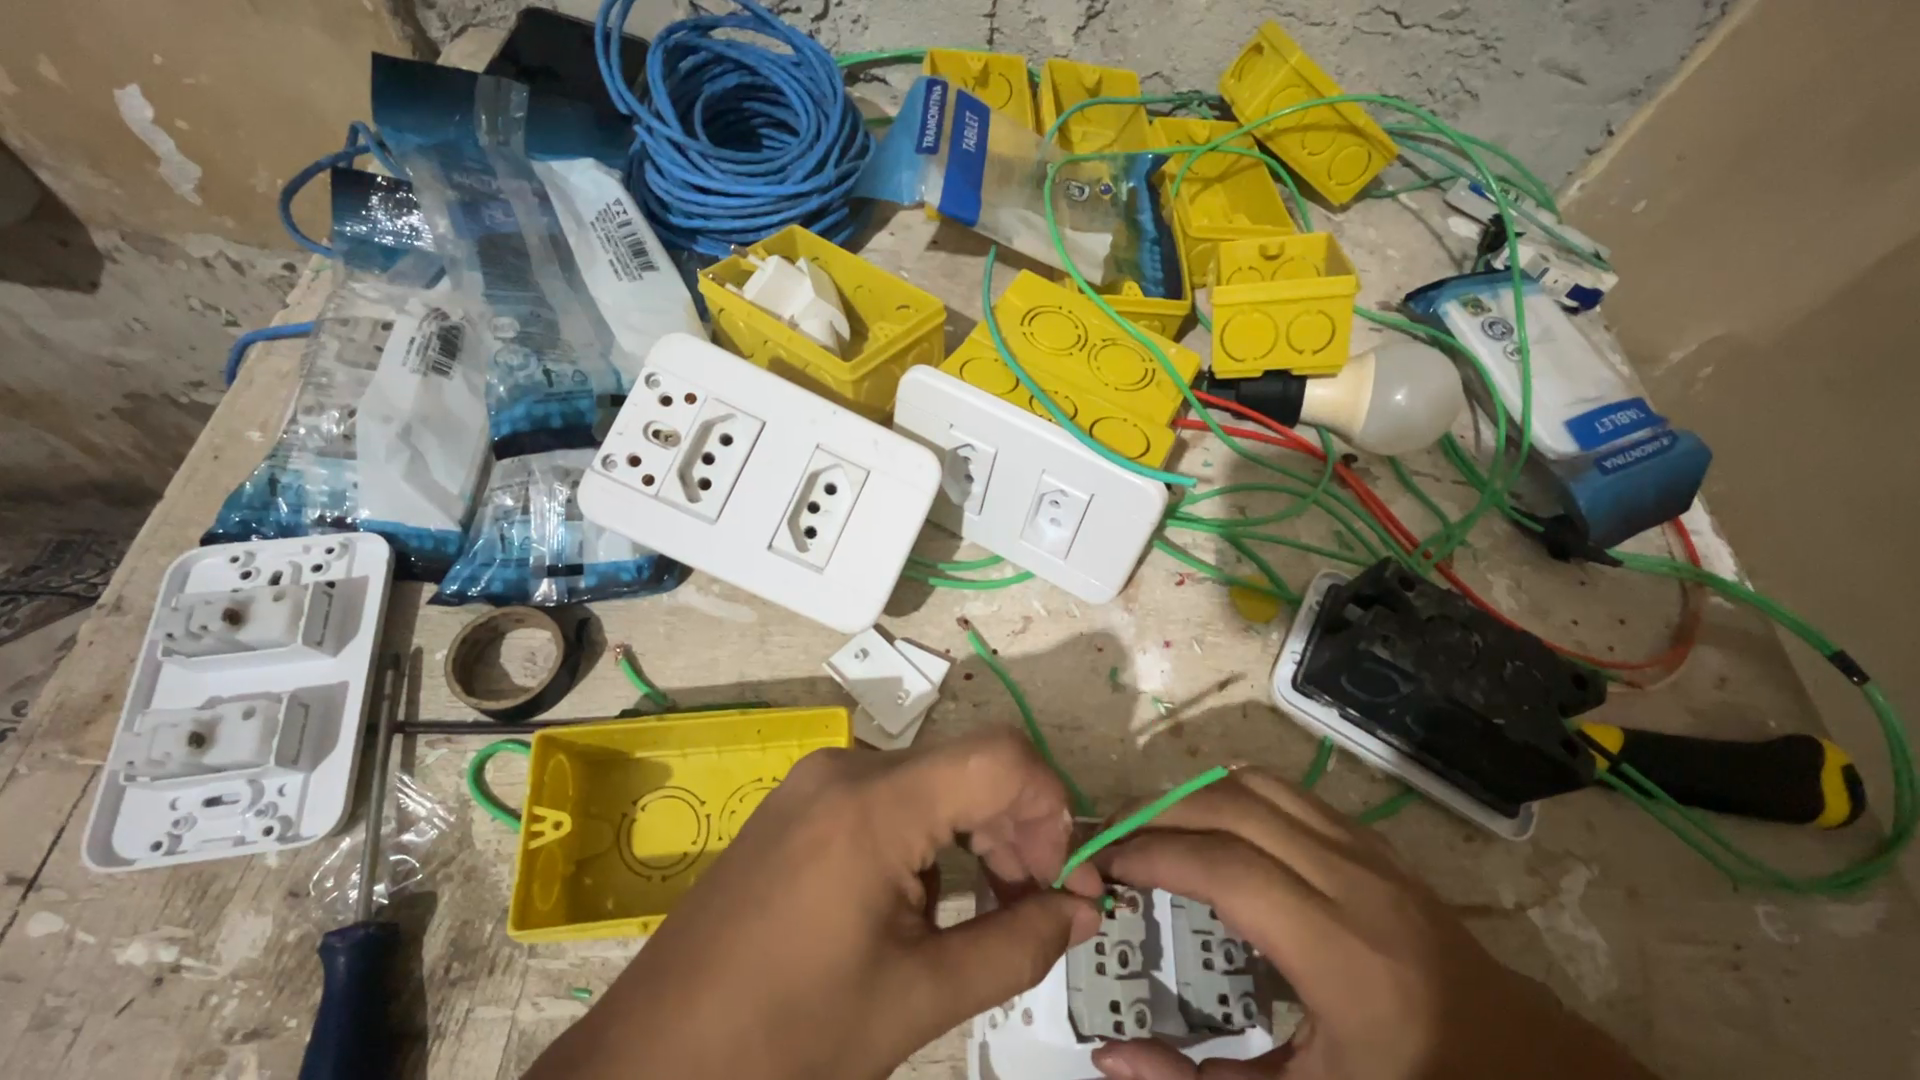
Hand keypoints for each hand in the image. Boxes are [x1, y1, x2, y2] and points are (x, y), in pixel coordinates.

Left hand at [524, 729, 1103, 1079]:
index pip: (1002, 757)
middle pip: (969, 768)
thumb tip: (1084, 910)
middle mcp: (845, 769)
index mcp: (873, 805)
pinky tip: (931, 903)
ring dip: (977, 839)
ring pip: (932, 784)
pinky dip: (931, 840)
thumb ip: (1017, 947)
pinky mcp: (798, 806)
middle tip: (1040, 909)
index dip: (1053, 809)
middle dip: (1020, 831)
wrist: (655, 1060)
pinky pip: (890, 801)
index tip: (1066, 884)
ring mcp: (815, 784)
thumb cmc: (788, 1035)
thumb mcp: (918, 999)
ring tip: (990, 915)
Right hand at [1089, 769, 1657, 1079]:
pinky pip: (1289, 794)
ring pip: (1260, 784)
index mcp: (1340, 954)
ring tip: (1156, 831)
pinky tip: (1215, 832)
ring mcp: (1371, 853)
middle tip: (1116, 843)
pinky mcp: (1376, 844)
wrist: (1524, 1067)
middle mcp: (1354, 882)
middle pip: (1233, 806)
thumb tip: (1108, 1057)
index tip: (1106, 867)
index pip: (1225, 869)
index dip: (1152, 855)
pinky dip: (1234, 796)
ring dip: (1195, 796)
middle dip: (1160, 814)